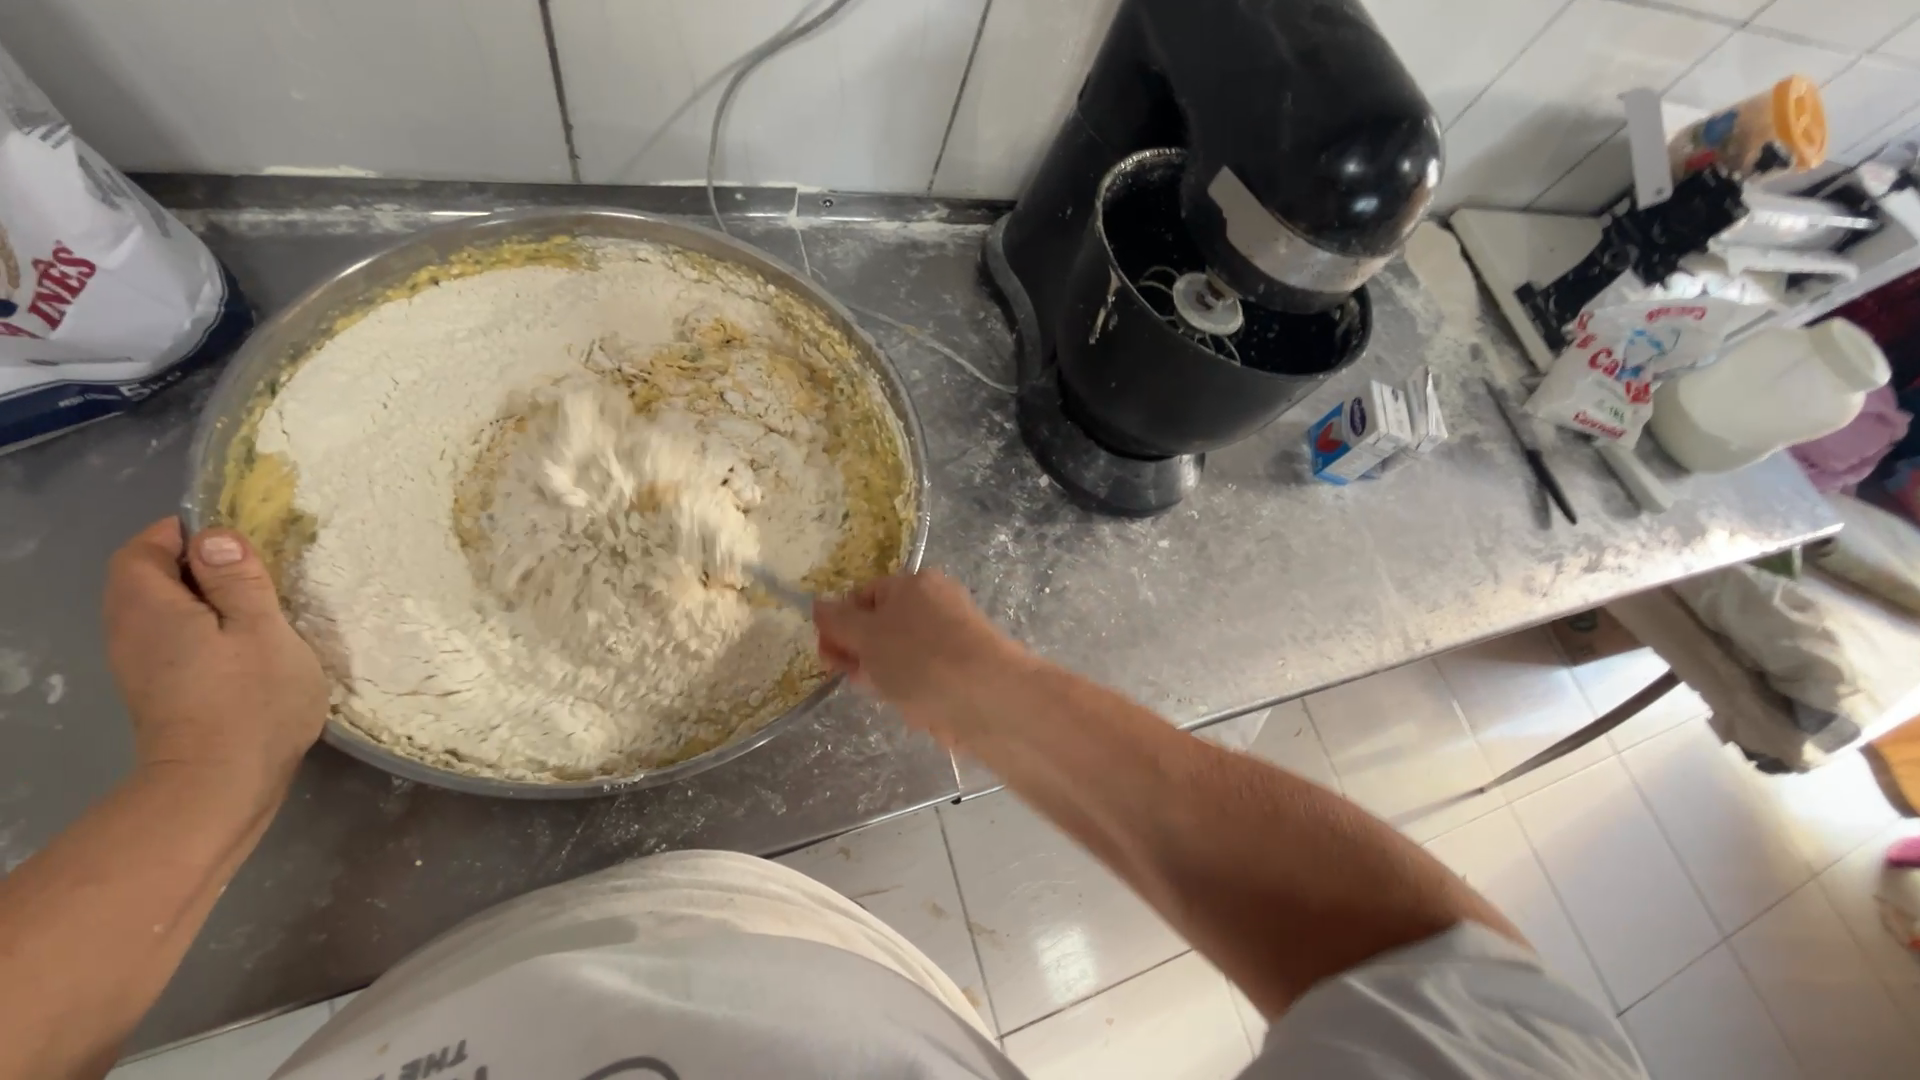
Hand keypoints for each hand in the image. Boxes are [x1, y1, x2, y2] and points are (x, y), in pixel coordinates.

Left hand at [102, 518, 327, 797]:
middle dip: (196, 563)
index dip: (185, 533)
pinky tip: (244, 641)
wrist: (220, 782)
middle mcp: (131, 631)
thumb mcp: (262, 629)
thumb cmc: (251, 698)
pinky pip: (170, 635)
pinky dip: (202, 624)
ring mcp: (140, 664)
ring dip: (202, 596)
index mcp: (151, 607)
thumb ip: (238, 580)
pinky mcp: (159, 687)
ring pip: (160, 609)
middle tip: (257, 568)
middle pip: (146, 578)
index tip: (238, 538)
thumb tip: (215, 536)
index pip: (145, 549)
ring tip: (258, 604)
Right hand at [814, 571, 1037, 741]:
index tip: (828, 655)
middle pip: (881, 627)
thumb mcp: (867, 636)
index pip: (862, 597)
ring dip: (885, 677)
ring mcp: (951, 637)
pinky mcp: (963, 670)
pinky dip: (913, 691)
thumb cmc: (920, 659)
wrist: (989, 698)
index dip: (839, 625)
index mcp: (912, 583)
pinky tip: (915, 708)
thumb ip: (837, 621)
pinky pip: (924, 677)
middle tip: (855, 678)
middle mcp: (934, 603)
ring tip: (892, 696)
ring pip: (901, 656)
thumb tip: (819, 604)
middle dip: (861, 655)